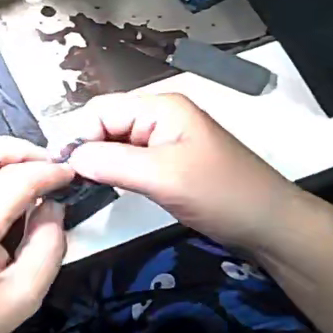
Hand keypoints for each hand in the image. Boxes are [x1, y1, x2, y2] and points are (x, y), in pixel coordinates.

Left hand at [0, 136, 74, 332]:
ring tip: (31, 175)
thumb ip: (49, 243)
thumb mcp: (26, 294)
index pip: (16, 179)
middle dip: (25, 152)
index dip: (49, 171)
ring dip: (3, 156)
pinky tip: (1, 187)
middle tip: (52, 169)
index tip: (72, 175)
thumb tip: (53, 204)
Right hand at [63, 93, 300, 252]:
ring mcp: (164, 139)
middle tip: (71, 180)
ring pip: (115, 142)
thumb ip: (113, 163)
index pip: (101, 110)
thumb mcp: (164, 177)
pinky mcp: (167, 162)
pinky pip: (129, 159)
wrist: (269, 224)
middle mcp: (160, 116)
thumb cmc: (222, 194)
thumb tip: (71, 157)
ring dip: (99, 161)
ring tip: (85, 185)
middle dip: (87, 147)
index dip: (79, 135)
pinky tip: (108, 186)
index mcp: (161, 107)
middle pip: (105, 123)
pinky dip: (114, 171)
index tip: (63, 169)